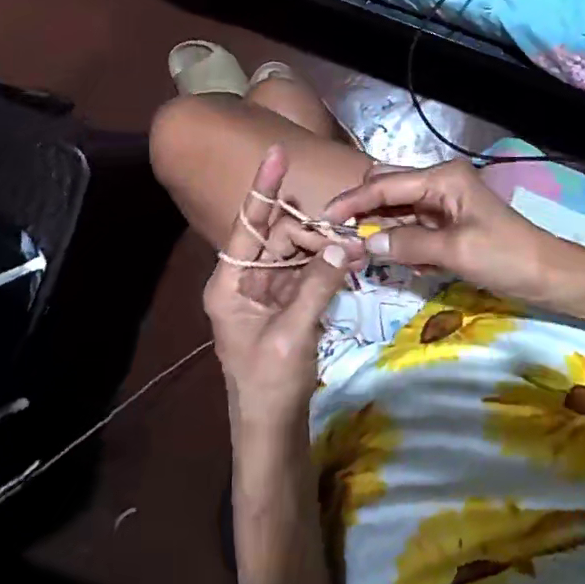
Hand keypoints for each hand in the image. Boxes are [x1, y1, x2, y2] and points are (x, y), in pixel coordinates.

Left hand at [204, 146, 351, 429]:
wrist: (272, 429)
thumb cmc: (268, 384)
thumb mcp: (292, 334)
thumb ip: (316, 286)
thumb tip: (341, 245)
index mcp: (229, 285)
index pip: (246, 226)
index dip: (262, 189)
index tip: (275, 154)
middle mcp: (244, 281)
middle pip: (277, 237)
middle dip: (310, 231)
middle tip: (347, 234)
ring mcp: (265, 292)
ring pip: (295, 253)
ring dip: (322, 248)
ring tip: (354, 250)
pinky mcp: (285, 303)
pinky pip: (306, 272)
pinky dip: (325, 266)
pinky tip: (348, 262)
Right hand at [322, 160, 577, 307]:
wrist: (547, 275)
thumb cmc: (505, 256)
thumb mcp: (454, 251)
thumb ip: (407, 244)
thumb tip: (366, 244)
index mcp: (443, 178)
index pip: (386, 185)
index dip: (353, 201)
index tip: (324, 218)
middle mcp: (440, 183)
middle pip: (388, 190)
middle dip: (362, 211)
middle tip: (337, 235)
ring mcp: (444, 203)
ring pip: (398, 210)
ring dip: (378, 228)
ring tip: (355, 249)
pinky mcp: (448, 224)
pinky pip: (412, 228)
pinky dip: (399, 240)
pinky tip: (394, 258)